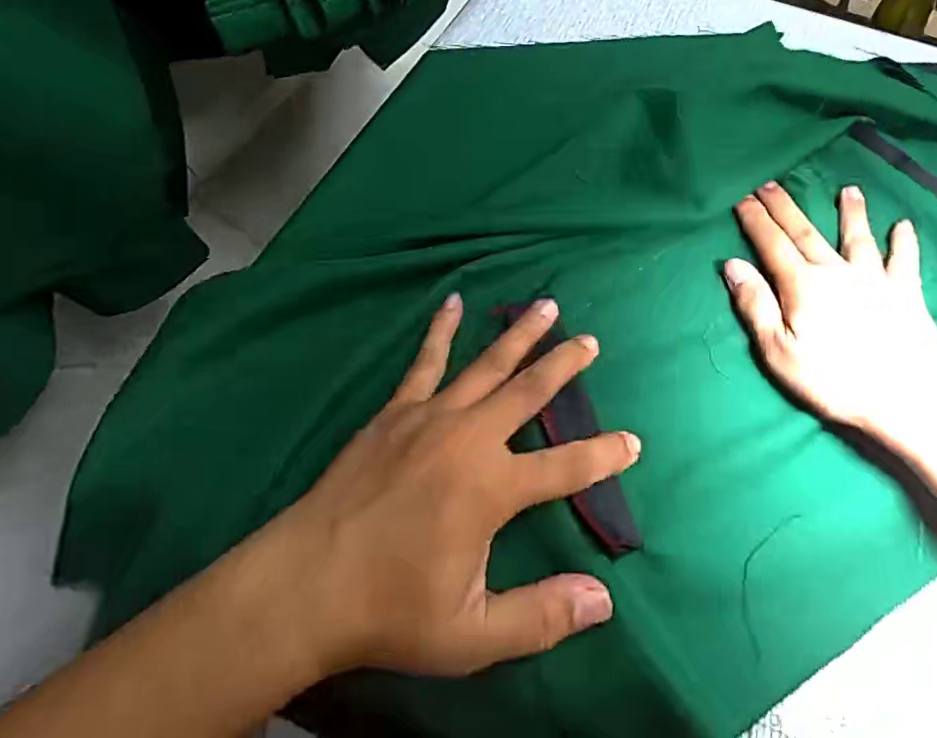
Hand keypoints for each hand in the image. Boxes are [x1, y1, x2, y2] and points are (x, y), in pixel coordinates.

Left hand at [221, 295, 639, 684]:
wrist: (302, 585)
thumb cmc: (390, 609)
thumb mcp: (472, 634)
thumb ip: (541, 616)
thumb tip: (604, 600)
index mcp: (492, 489)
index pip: (567, 467)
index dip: (604, 455)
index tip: (633, 442)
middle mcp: (469, 440)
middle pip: (529, 392)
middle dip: (564, 365)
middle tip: (590, 341)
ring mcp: (430, 418)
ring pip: (487, 365)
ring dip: (521, 335)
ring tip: (547, 306)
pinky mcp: (396, 412)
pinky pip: (424, 362)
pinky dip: (441, 330)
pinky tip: (453, 302)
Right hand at [723, 182, 936, 438]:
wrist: (909, 396)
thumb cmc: (836, 381)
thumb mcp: (780, 352)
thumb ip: (756, 306)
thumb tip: (733, 265)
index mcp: (803, 286)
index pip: (772, 244)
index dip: (755, 220)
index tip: (742, 197)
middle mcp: (836, 271)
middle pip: (805, 232)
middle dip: (785, 207)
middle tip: (771, 182)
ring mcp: (875, 279)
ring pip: (858, 237)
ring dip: (851, 213)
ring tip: (848, 190)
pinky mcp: (907, 293)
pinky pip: (904, 260)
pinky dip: (904, 241)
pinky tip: (904, 226)